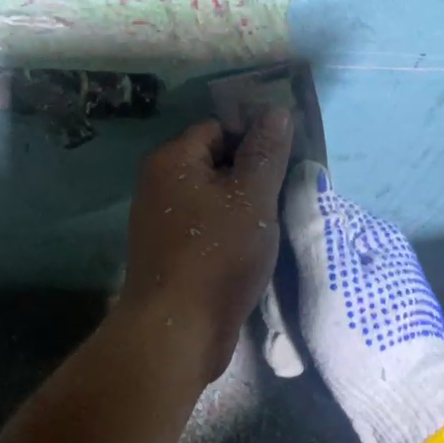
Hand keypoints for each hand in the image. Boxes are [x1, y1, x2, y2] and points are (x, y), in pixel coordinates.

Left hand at [117, 110, 294, 385]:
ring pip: (212, 198)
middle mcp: (158, 184)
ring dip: (242, 208)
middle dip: (250, 176)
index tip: (285, 164)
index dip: (253, 140)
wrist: (176, 332)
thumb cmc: (216, 256)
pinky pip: (205, 227)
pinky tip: (251, 250)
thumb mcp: (251, 197)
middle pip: (214, 162)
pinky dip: (227, 232)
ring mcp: (160, 221)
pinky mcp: (168, 253)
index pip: (219, 128)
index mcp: (172, 160)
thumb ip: (266, 152)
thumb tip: (276, 110)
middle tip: (283, 195)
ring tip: (272, 224)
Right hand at [282, 163, 443, 442]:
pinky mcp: (371, 322)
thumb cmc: (361, 332)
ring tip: (287, 349)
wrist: (403, 407)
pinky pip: (326, 314)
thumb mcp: (327, 272)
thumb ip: (312, 219)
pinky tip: (298, 358)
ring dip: (291, 317)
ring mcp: (375, 290)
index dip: (281, 237)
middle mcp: (376, 255)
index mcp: (372, 233)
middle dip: (284, 289)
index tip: (264, 266)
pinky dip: (308, 333)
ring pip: (311, 288)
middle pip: (309, 254)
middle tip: (278, 325)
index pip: (311, 213)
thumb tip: (305, 165)